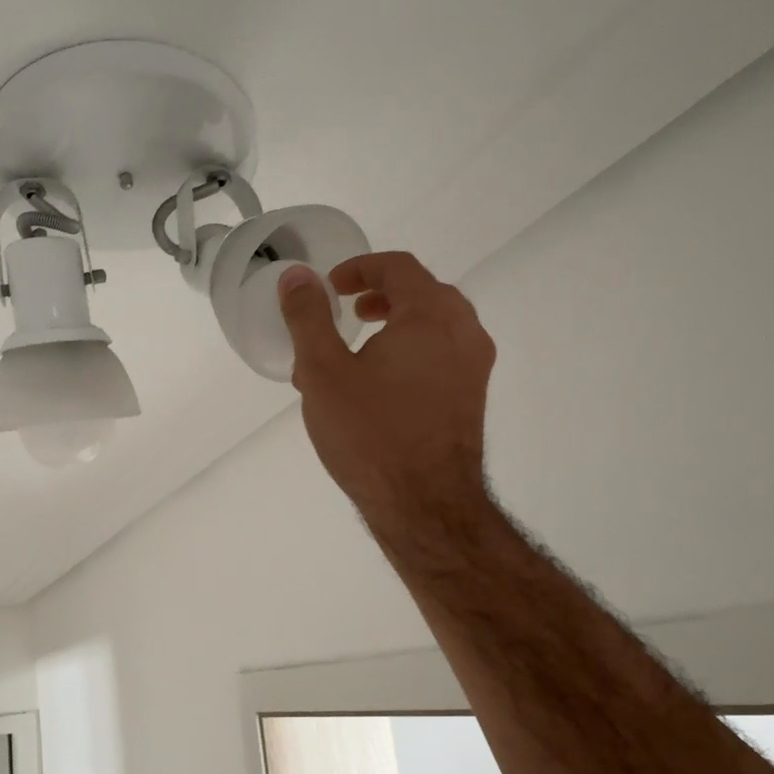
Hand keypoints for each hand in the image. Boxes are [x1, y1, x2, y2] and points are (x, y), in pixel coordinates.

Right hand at [278, 252, 496, 529]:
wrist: (425, 505)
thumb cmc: (370, 434)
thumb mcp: (323, 372)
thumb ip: (309, 317)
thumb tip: (298, 276)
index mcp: (432, 315)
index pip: (399, 267)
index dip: (361, 268)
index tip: (332, 286)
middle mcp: (464, 332)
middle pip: (424, 293)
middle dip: (381, 296)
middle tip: (348, 313)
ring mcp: (475, 368)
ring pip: (436, 327)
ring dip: (397, 326)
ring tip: (359, 352)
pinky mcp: (472, 400)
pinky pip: (443, 357)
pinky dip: (413, 353)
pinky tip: (381, 387)